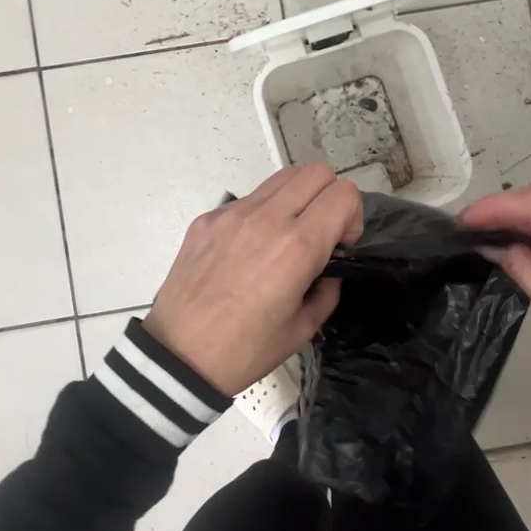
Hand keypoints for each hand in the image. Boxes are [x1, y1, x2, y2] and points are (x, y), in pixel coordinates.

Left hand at [144, 165, 363, 395]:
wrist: (178, 357)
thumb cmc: (244, 350)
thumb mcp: (302, 330)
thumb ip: (327, 292)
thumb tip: (329, 273)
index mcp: (297, 247)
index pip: (343, 195)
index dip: (353, 216)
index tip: (342, 245)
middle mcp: (266, 219)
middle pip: (316, 173)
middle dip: (330, 199)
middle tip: (321, 234)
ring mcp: (232, 214)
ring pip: (281, 178)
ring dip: (297, 198)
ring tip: (288, 236)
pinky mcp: (207, 219)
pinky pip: (248, 199)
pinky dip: (262, 213)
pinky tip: (250, 250)